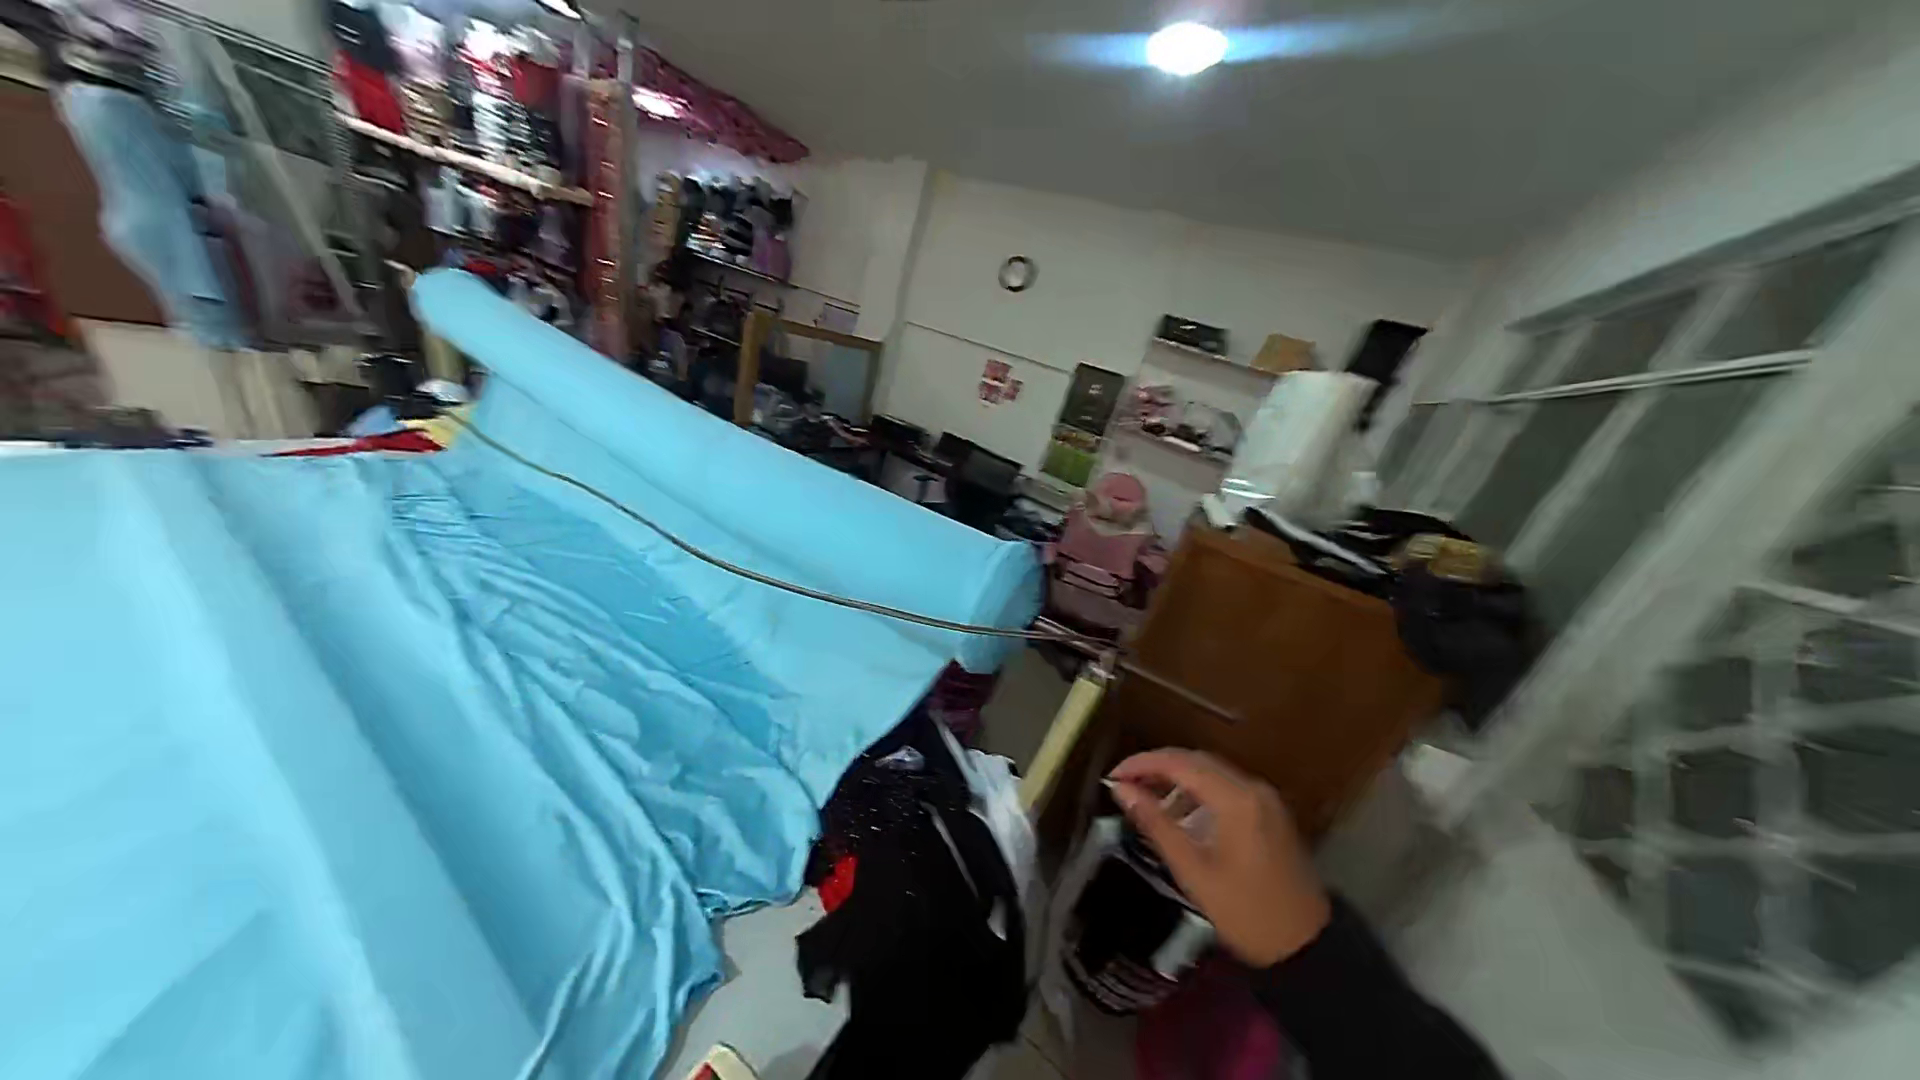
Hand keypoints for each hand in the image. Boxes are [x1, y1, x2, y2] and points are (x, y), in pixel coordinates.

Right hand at [1108, 748, 1330, 968]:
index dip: (1142, 763)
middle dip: (1157, 767)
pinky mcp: (1270, 812)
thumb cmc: (1245, 912)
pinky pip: (1226, 786)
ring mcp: (1265, 798)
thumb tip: (1122, 790)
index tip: (1114, 776)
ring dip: (1176, 778)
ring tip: (1146, 797)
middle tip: (1125, 784)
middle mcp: (1253, 788)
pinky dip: (1198, 790)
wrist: (1307, 948)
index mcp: (1236, 799)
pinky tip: (1180, 812)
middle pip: (1195, 760)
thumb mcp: (1193, 870)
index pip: (1179, 763)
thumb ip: (1155, 823)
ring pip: (1211, 771)